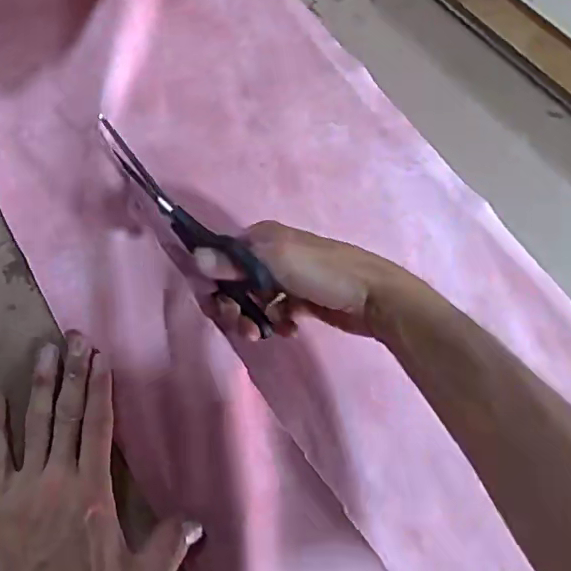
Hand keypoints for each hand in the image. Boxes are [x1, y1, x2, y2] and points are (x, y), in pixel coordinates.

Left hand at [0, 333, 202, 570]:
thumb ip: (168, 546)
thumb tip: (199, 520)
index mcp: (93, 491)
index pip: (100, 425)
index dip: (101, 388)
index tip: (101, 357)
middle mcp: (58, 479)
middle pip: (68, 413)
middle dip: (72, 372)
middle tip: (73, 336)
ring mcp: (25, 489)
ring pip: (34, 423)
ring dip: (39, 384)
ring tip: (42, 350)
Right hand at [196, 221, 406, 339]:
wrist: (375, 297)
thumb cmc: (324, 273)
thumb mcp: (277, 261)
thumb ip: (235, 261)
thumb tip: (195, 257)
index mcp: (261, 237)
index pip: (220, 256)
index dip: (212, 281)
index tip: (215, 304)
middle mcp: (269, 253)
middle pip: (233, 280)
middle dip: (231, 305)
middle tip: (241, 325)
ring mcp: (285, 276)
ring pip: (251, 299)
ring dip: (250, 317)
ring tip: (263, 333)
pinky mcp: (299, 298)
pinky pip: (273, 311)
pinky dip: (274, 321)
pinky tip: (288, 330)